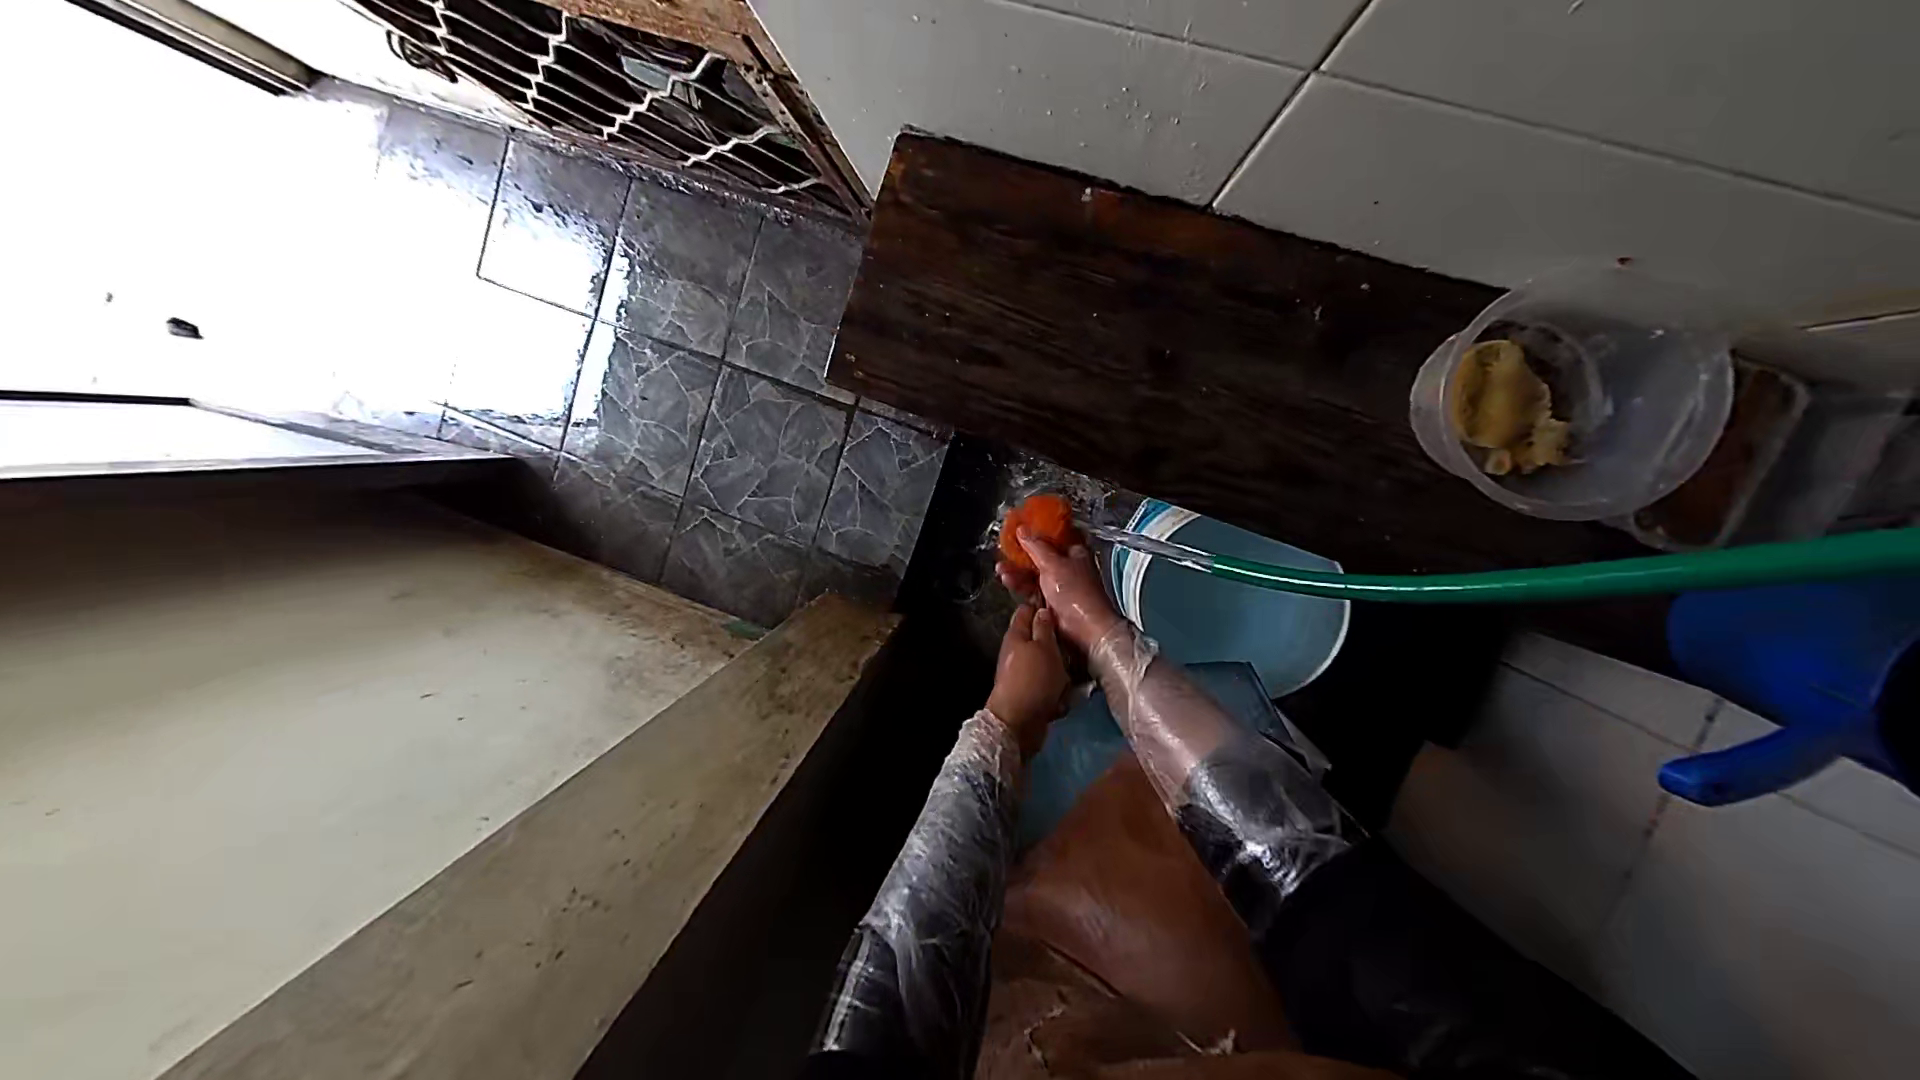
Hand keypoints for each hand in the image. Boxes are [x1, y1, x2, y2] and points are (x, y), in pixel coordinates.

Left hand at [985, 602, 1070, 758]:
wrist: (1018, 723)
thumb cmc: (1033, 680)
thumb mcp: (1044, 648)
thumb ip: (1044, 628)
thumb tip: (1042, 610)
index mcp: (1016, 636)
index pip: (1027, 611)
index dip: (1043, 607)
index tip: (1063, 609)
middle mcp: (1016, 652)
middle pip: (1040, 639)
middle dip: (1058, 643)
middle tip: (1074, 645)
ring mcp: (1022, 674)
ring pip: (1047, 664)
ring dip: (1061, 671)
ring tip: (1074, 675)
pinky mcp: (1029, 694)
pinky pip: (1048, 686)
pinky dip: (1057, 691)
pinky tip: (1065, 696)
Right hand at [996, 530, 1124, 653]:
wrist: (1083, 628)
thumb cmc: (1075, 591)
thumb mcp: (1053, 563)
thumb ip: (1035, 546)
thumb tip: (1022, 529)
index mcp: (1075, 553)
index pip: (1054, 537)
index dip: (1037, 532)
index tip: (1019, 530)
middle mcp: (1067, 567)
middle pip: (1039, 556)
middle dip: (1020, 555)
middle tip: (1004, 551)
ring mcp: (1057, 585)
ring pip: (1032, 574)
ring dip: (1016, 571)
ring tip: (1001, 569)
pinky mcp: (1048, 601)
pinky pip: (1030, 589)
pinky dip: (1019, 584)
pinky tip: (1007, 580)